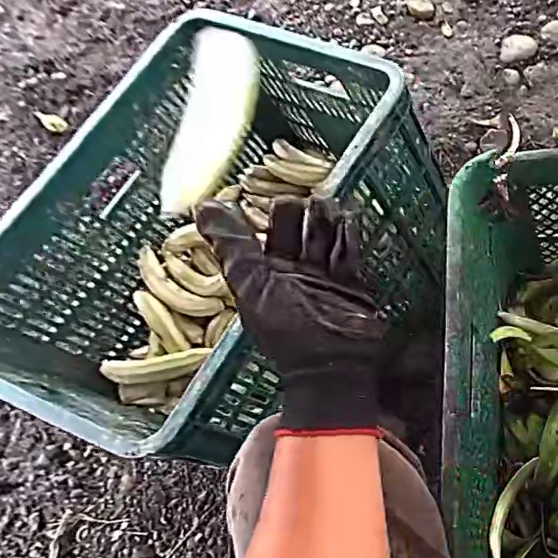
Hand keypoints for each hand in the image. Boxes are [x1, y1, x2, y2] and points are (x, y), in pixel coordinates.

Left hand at [197, 196, 383, 432]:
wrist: (332, 365)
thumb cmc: (287, 329)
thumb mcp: (252, 285)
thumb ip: (233, 246)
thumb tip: (205, 205)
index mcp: (265, 273)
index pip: (266, 233)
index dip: (268, 214)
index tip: (272, 192)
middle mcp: (295, 274)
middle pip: (298, 232)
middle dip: (301, 213)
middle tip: (306, 196)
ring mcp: (325, 279)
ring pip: (324, 240)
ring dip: (325, 221)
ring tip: (326, 202)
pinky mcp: (352, 287)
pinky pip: (349, 256)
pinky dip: (347, 238)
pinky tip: (346, 219)